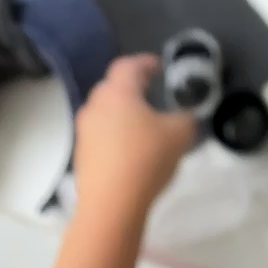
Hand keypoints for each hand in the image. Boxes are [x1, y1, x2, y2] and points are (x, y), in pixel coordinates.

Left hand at [73, 55, 198, 224]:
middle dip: (132, 85)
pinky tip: (131, 148)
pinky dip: (115, 133)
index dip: (145, 62)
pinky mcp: (81, 155)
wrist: (111, 206)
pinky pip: (100, 133)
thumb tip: (185, 117)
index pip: (128, 65)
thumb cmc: (146, 159)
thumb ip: (186, 118)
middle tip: (151, 91)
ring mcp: (84, 131)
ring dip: (122, 111)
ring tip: (143, 122)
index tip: (160, 67)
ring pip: (104, 111)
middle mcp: (96, 106)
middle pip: (112, 86)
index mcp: (118, 93)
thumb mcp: (181, 133)